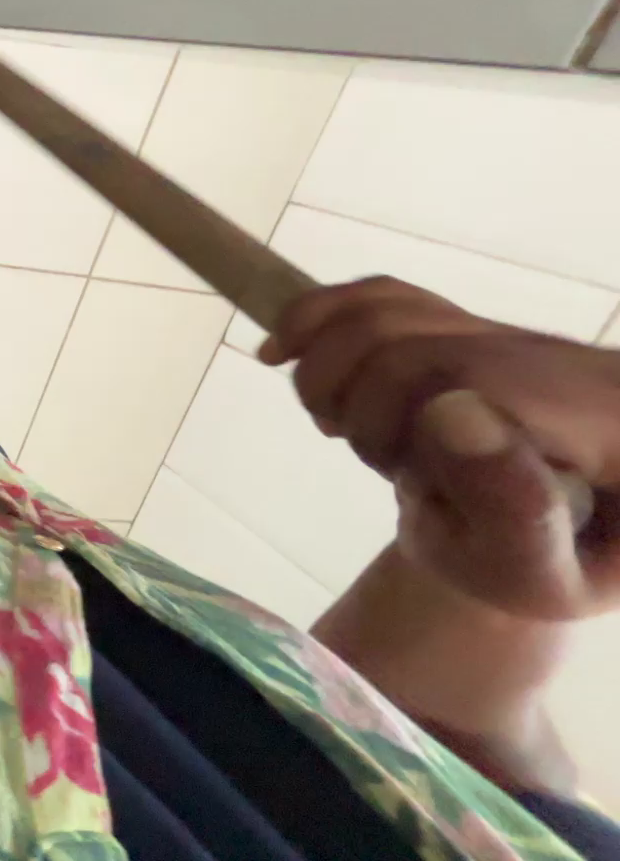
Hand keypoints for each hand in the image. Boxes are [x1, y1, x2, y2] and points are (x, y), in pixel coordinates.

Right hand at [261, 277, 619, 619]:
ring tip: (344, 424)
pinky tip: (282, 352)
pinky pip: (373, 293)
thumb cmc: (525, 572)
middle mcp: (588, 359)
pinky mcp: (470, 324)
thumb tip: (453, 407)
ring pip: (379, 312)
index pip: (476, 379)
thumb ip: (512, 508)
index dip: (408, 429)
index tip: (416, 481)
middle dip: (361, 411)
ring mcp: (526, 336)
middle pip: (413, 345)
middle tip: (380, 465)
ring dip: (325, 374)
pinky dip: (310, 317)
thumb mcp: (527, 575)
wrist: (514, 547)